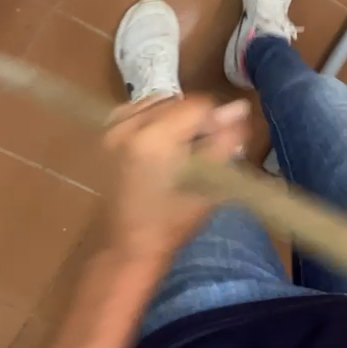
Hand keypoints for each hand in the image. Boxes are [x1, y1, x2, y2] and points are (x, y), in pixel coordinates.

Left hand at [100, 95, 251, 261]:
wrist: (128, 246)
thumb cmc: (173, 222)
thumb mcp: (209, 183)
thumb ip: (226, 140)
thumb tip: (241, 107)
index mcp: (155, 138)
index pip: (198, 104)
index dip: (216, 120)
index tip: (220, 143)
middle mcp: (129, 124)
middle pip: (178, 101)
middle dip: (195, 120)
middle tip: (200, 150)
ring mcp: (113, 128)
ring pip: (158, 102)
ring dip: (174, 117)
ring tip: (178, 148)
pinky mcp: (105, 134)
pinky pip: (137, 110)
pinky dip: (153, 119)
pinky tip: (158, 143)